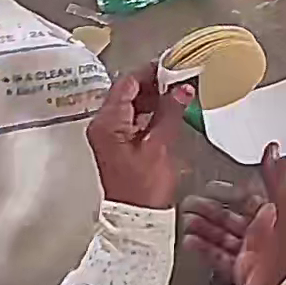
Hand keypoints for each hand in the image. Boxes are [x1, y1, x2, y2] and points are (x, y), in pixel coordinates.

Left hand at [87, 64, 194, 209]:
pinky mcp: (118, 144)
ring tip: (177, 92)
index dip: (149, 72)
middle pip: (126, 92)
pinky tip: (168, 110)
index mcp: (107, 123)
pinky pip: (132, 118)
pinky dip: (150, 111)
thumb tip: (182, 88)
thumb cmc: (145, 187)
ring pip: (130, 104)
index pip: (127, 84)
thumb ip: (171, 112)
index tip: (170, 65)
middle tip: (178, 77)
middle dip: (152, 83)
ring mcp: (109, 135)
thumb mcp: (160, 145)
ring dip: (152, 97)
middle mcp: (103, 125)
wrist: (137, 219)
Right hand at [183, 143, 285, 284]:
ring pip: (222, 237)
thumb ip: (275, 178)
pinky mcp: (243, 272)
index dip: (227, 192)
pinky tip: (189, 242)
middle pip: (230, 218)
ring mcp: (251, 253)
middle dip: (210, 211)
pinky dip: (204, 250)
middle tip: (188, 203)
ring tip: (184, 220)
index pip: (246, 199)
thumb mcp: (285, 205)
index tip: (209, 187)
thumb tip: (273, 148)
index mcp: (274, 215)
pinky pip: (219, 258)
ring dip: (204, 228)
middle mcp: (262, 233)